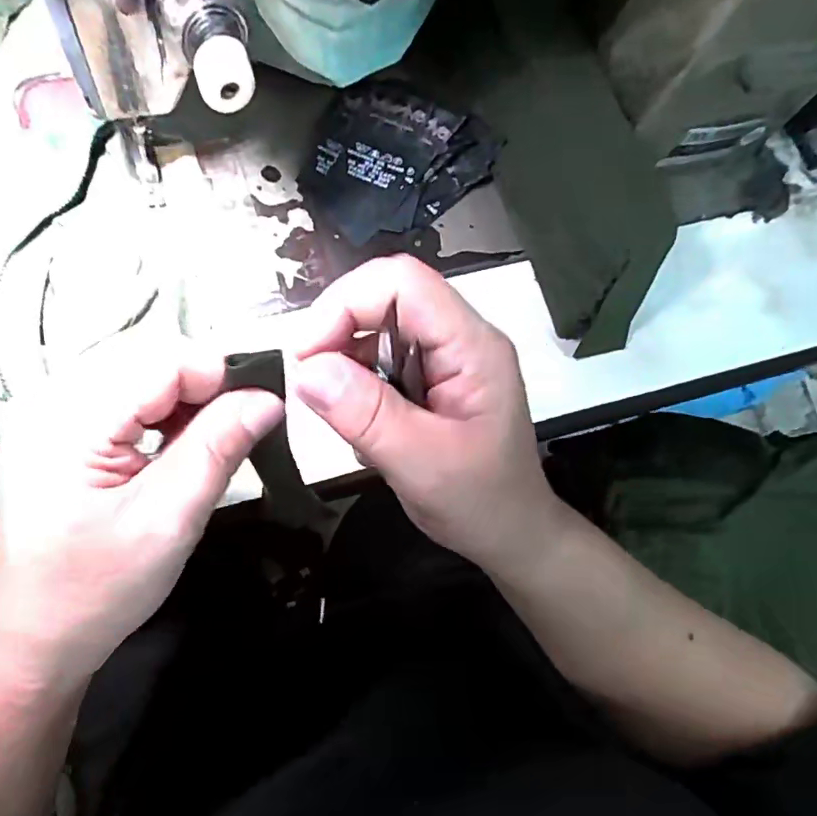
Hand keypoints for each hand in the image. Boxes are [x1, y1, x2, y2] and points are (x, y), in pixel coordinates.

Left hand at [0, 338, 283, 686]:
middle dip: (202, 386)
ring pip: (138, 372)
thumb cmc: (100, 589)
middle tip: (236, 433)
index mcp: (68, 419)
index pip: (161, 359)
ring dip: (183, 399)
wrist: (41, 635)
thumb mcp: (170, 520)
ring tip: (205, 444)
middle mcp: (50, 399)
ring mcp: (49, 412)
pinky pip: (121, 396)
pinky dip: (160, 412)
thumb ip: (218, 449)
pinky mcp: (58, 430)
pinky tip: (173, 445)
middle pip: (147, 356)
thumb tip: (267, 400)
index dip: (219, 376)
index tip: (261, 411)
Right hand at [294, 255, 563, 573]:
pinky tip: (365, 430)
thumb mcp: (419, 463)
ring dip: (346, 367)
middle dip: (338, 335)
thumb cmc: (480, 503)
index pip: (402, 283)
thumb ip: (366, 415)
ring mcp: (445, 360)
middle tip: (311, 387)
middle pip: (386, 299)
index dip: (345, 304)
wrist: (510, 532)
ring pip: (377, 331)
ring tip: (344, 418)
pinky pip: (380, 362)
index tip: (307, 356)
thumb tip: (306, 370)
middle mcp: (459, 341)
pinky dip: (357, 389)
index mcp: (472, 347)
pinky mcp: (430, 381)